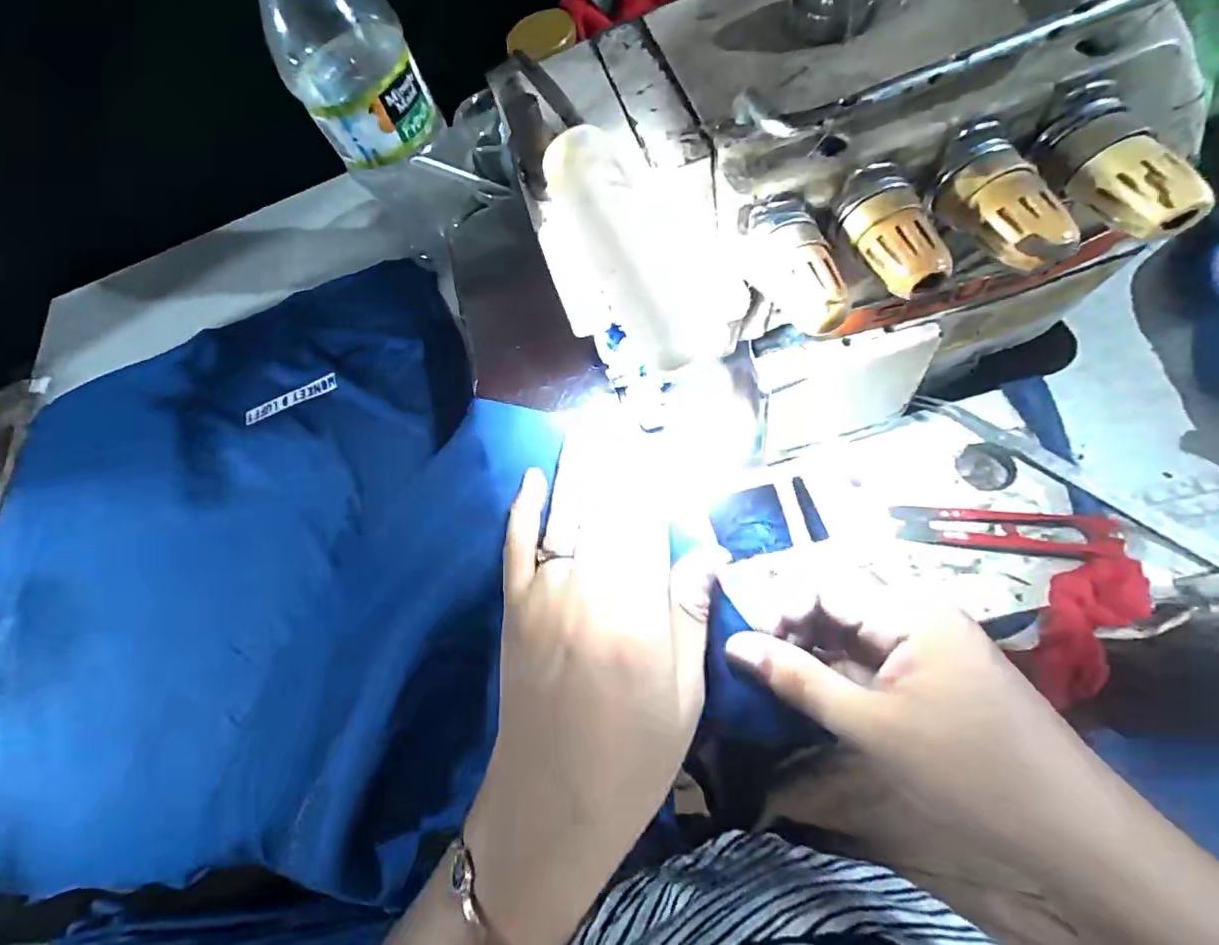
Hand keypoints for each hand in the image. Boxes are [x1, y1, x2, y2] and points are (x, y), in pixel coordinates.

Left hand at [463, 412, 719, 944]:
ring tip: (589, 428)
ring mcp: (540, 592)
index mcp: (633, 608)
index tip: (659, 443)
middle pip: (603, 506)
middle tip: (622, 419)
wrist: (551, 800)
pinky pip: (516, 544)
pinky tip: (532, 478)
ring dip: (577, 468)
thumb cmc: (633, 755)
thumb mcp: (683, 693)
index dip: (652, 477)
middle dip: (614, 459)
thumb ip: (690, 611)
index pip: (645, 520)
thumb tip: (706, 549)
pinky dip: (524, 508)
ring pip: (563, 513)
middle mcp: (584, 586)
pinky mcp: (512, 607)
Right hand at [725, 595, 1109, 872]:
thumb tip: (733, 643)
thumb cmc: (969, 772)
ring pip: (850, 634)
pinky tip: (809, 692)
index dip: (779, 607)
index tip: (747, 646)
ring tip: (770, 679)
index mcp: (909, 609)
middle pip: (835, 605)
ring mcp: (928, 646)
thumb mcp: (871, 727)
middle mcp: (917, 614)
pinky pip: (872, 660)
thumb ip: (798, 679)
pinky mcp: (932, 676)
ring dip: (811, 653)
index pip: (823, 585)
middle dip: (791, 630)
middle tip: (752, 665)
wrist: (1078, 838)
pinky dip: (838, 674)